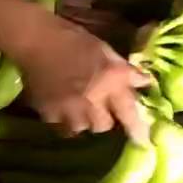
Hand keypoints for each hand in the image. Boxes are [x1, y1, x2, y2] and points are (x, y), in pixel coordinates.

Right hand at [10, 16, 151, 141]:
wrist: (37, 41)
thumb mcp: (106, 51)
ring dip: (83, 122)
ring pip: (82, 129)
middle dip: (105, 119)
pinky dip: (64, 121)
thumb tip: (145, 83)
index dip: (137, 130)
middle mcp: (93, 99)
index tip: (143, 142)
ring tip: (79, 110)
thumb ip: (125, 71)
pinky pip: (61, 126)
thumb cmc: (75, 41)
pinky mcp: (49, 113)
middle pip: (104, 126)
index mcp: (111, 81)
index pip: (129, 112)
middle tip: (99, 108)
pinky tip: (62, 109)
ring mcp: (70, 108)